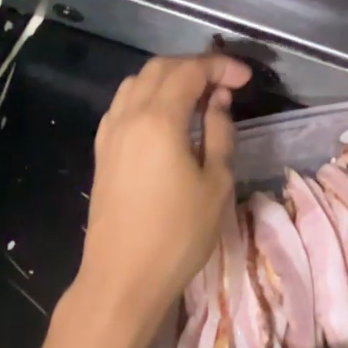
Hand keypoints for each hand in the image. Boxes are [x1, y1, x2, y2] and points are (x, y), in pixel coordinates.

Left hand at [79, 54, 250, 327]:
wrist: (121, 280)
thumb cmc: (177, 235)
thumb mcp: (216, 183)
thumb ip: (219, 132)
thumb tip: (217, 100)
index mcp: (159, 119)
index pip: (190, 72)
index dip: (221, 67)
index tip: (246, 78)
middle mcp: (129, 116)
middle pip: (160, 69)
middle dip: (194, 67)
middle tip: (224, 83)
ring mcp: (110, 133)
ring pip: (137, 83)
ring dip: (168, 78)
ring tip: (197, 96)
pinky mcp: (102, 152)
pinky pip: (123, 105)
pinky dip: (147, 96)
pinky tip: (165, 118)